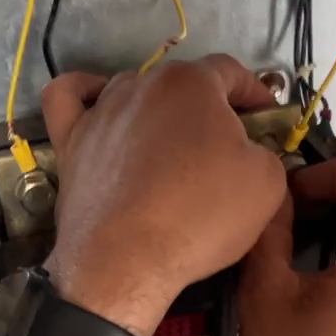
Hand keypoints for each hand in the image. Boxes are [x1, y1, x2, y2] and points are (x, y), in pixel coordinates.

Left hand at [39, 55, 287, 335]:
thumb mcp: (265, 184)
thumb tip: (250, 151)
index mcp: (191, 83)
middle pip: (182, 86)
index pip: (232, 73)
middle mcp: (141, 85)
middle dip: (208, 110)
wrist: (124, 262)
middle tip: (225, 149)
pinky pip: (69, 100)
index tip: (267, 119)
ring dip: (156, 112)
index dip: (256, 94)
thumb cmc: (199, 218)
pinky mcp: (68, 142)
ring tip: (169, 147)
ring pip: (133, 93)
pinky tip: (98, 108)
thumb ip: (265, 152)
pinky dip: (84, 96)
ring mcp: (99, 112)